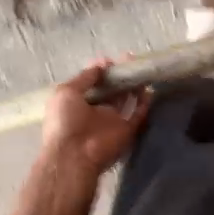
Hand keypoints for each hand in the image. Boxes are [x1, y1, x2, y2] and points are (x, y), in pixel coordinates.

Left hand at [40, 59, 151, 176]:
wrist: (75, 155)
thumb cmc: (65, 121)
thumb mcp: (66, 92)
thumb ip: (84, 78)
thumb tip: (100, 65)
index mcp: (78, 103)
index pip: (93, 84)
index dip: (101, 71)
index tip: (110, 60)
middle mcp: (96, 111)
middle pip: (111, 90)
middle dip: (120, 76)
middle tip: (130, 61)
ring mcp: (112, 121)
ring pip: (126, 100)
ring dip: (133, 86)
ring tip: (140, 70)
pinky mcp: (126, 131)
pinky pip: (138, 115)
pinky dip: (144, 103)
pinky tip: (148, 89)